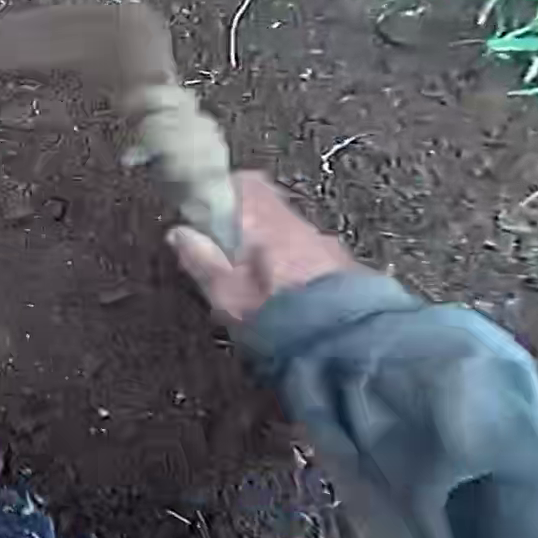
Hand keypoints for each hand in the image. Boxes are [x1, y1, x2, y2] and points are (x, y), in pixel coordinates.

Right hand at [165, 171, 359, 323]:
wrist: (356, 353)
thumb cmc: (282, 317)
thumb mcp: (223, 290)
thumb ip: (199, 258)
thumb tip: (180, 234)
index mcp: (266, 222)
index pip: (245, 184)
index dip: (223, 190)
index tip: (207, 206)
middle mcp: (302, 228)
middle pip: (269, 211)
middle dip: (247, 227)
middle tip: (226, 252)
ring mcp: (331, 251)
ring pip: (292, 237)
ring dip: (272, 251)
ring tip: (257, 283)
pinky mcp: (353, 276)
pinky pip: (315, 261)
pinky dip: (297, 271)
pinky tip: (288, 298)